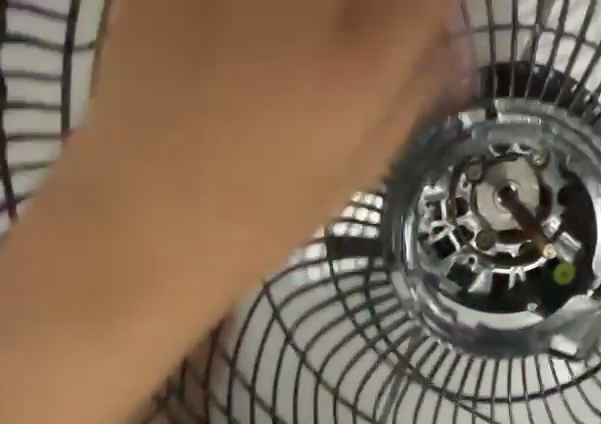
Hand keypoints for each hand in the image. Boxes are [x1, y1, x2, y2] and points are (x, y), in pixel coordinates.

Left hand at [46, 0, 456, 301]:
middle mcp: (299, 2)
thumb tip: (456, 37)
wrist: (144, 224)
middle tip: (359, 34)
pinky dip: (252, 8)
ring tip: (298, 42)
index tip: (418, 23)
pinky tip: (248, 33)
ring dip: (313, 11)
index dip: (432, 4)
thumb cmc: (262, 217)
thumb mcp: (355, 172)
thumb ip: (414, 95)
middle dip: (371, 6)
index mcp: (357, 64)